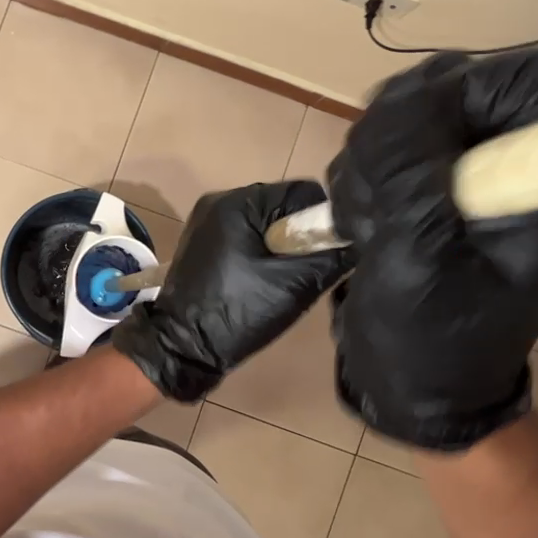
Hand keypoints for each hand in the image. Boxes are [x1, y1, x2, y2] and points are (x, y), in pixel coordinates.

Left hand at [112, 181, 347, 401]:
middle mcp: (218, 202)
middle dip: (300, 234)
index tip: (329, 251)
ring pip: (265, 223)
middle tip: (306, 269)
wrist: (182, 346)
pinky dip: (260, 253)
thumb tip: (355, 238)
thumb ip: (331, 255)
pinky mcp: (202, 243)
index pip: (302, 192)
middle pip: (282, 206)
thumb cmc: (237, 311)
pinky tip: (262, 280)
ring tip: (284, 278)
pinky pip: (244, 236)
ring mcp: (206, 223)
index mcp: (238, 202)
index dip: (323, 219)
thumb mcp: (294, 284)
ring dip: (281, 246)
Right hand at [328, 50, 537, 450]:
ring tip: (369, 225)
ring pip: (409, 112)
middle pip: (456, 84)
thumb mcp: (417, 262)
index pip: (526, 80)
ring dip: (370, 162)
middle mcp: (520, 162)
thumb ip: (408, 179)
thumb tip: (392, 101)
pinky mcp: (435, 183)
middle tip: (375, 200)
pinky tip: (363, 220)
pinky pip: (386, 143)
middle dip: (397, 135)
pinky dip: (360, 174)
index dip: (462, 92)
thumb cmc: (432, 341)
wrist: (413, 386)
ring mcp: (473, 171)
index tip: (413, 149)